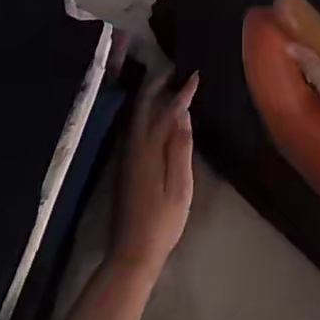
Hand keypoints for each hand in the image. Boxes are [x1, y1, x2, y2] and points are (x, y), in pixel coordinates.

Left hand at [111, 73, 198, 274]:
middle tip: (173, 69)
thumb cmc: (163, 220)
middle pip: (143, 106)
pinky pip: (134, 126)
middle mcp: (134, 146)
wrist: (133, 250)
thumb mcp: (180, 186)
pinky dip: (145, 111)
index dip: (182, 93)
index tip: (194, 75)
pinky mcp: (125, 165)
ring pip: (136, 115)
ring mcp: (126, 156)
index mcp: (149, 149)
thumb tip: (182, 114)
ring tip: (165, 83)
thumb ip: (180, 148)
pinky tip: (153, 113)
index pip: (167, 111)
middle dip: (157, 85)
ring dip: (149, 96)